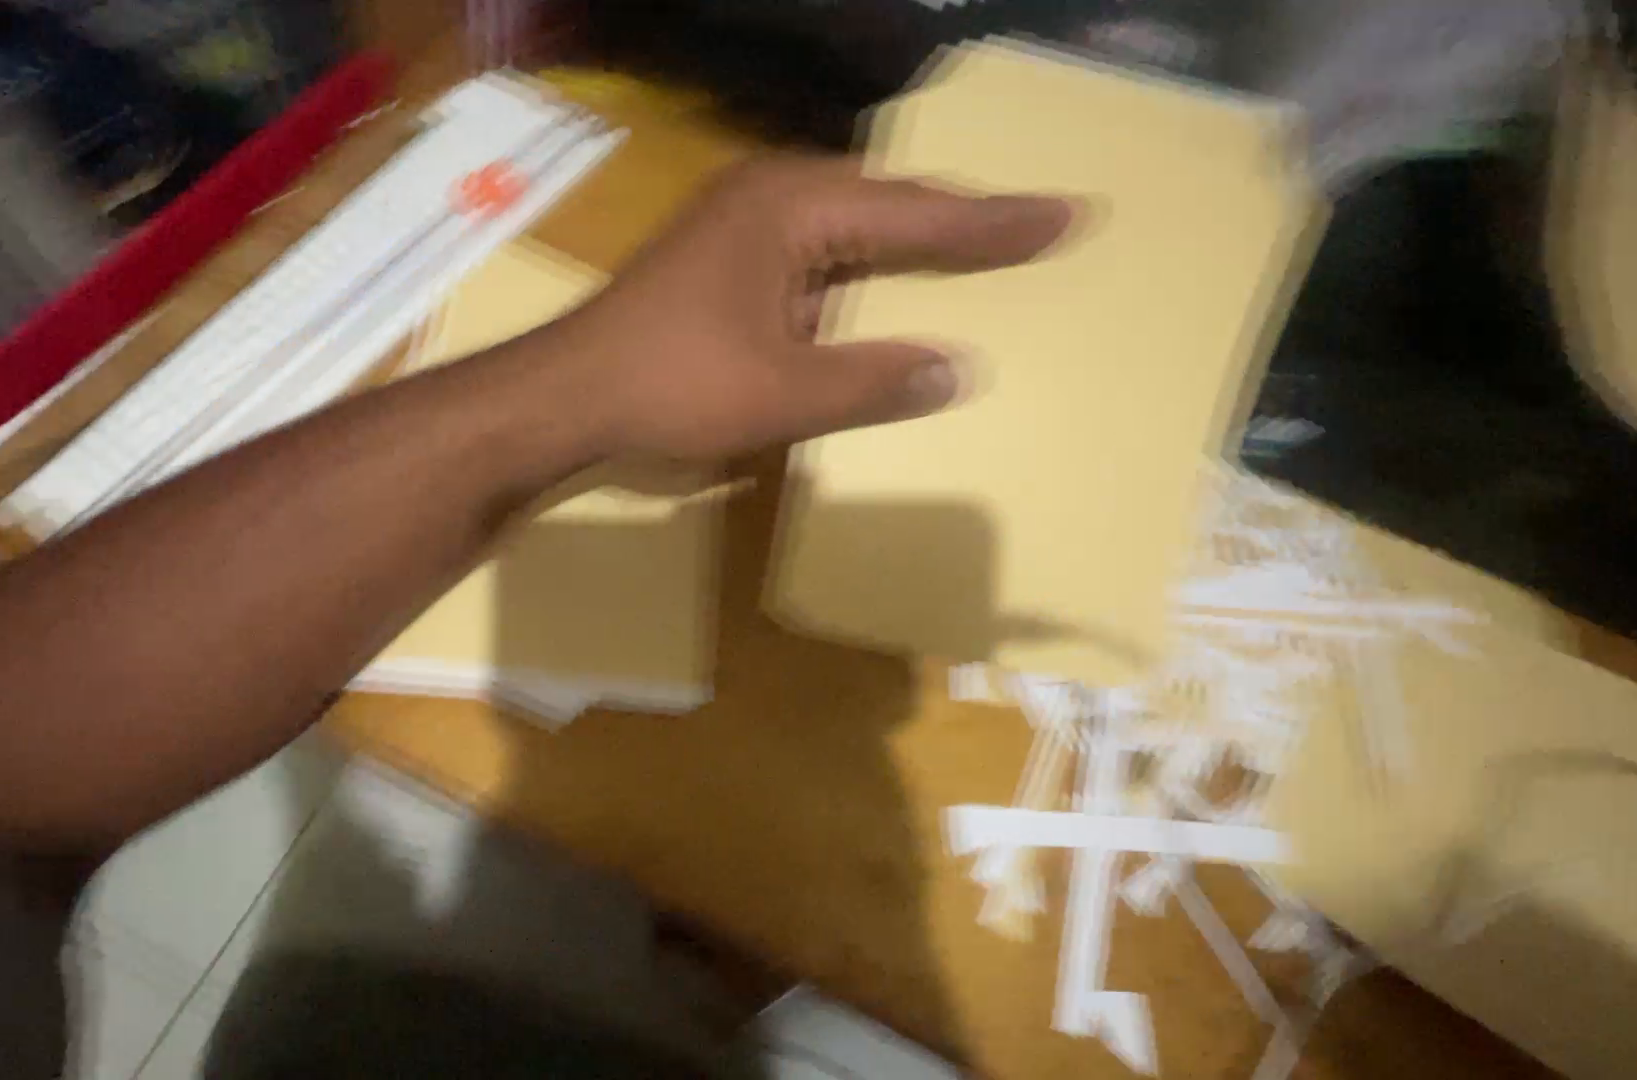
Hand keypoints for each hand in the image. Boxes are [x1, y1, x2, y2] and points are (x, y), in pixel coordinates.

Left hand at [541, 156, 1073, 461]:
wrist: (570, 393)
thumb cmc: (673, 384)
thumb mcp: (784, 393)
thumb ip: (876, 380)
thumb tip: (960, 370)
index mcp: (792, 206)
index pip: (917, 209)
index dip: (995, 220)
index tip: (1066, 214)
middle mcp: (769, 195)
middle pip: (885, 206)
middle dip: (955, 222)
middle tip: (1027, 229)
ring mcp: (739, 225)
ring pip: (847, 230)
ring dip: (904, 248)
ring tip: (972, 255)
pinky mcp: (722, 260)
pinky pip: (812, 258)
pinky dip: (854, 278)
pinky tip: (880, 297)